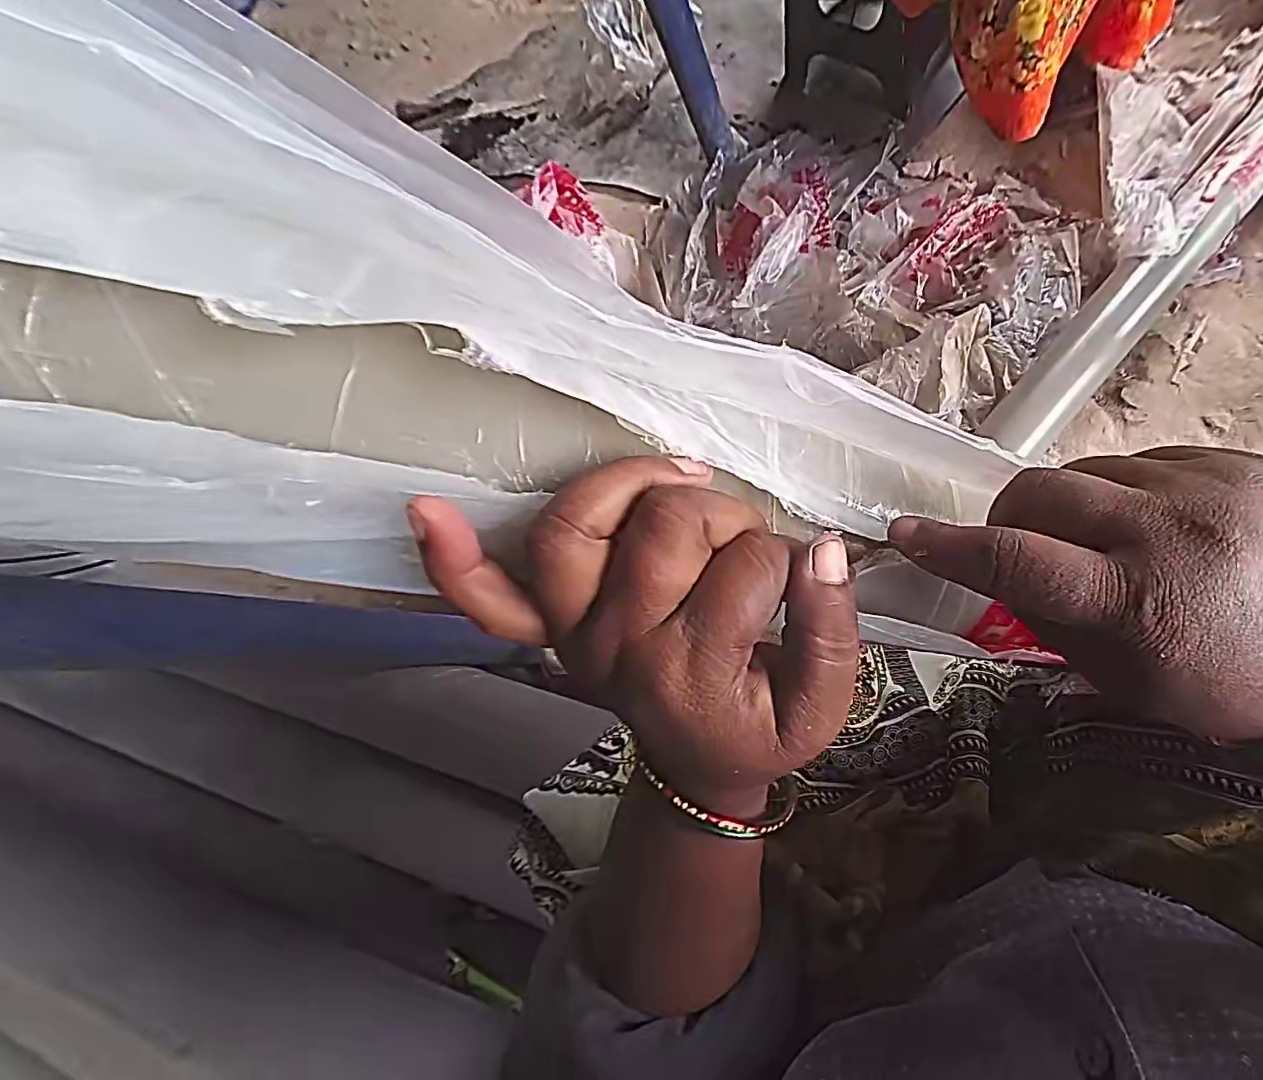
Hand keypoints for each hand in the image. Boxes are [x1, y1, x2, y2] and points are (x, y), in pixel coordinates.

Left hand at [411, 457, 860, 814]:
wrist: (700, 765)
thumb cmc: (758, 730)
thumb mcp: (820, 706)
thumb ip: (832, 632)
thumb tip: (820, 551)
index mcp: (693, 671)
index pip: (750, 565)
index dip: (786, 559)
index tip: (797, 580)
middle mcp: (620, 647)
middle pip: (671, 526)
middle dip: (729, 516)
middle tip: (748, 544)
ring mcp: (574, 634)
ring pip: (583, 523)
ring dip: (639, 485)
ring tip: (686, 484)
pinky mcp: (550, 628)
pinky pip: (489, 594)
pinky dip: (456, 557)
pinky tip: (430, 512)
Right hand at [890, 447, 1262, 742]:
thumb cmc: (1208, 687)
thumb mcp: (1110, 674)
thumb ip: (1042, 613)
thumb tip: (992, 567)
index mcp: (1137, 602)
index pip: (1017, 559)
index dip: (950, 544)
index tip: (907, 531)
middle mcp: (1176, 533)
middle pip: (1042, 491)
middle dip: (1011, 514)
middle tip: (1021, 542)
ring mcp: (1218, 489)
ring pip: (1089, 470)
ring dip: (1075, 504)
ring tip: (1108, 541)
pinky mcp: (1248, 464)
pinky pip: (1145, 461)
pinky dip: (1129, 493)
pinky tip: (1159, 526)